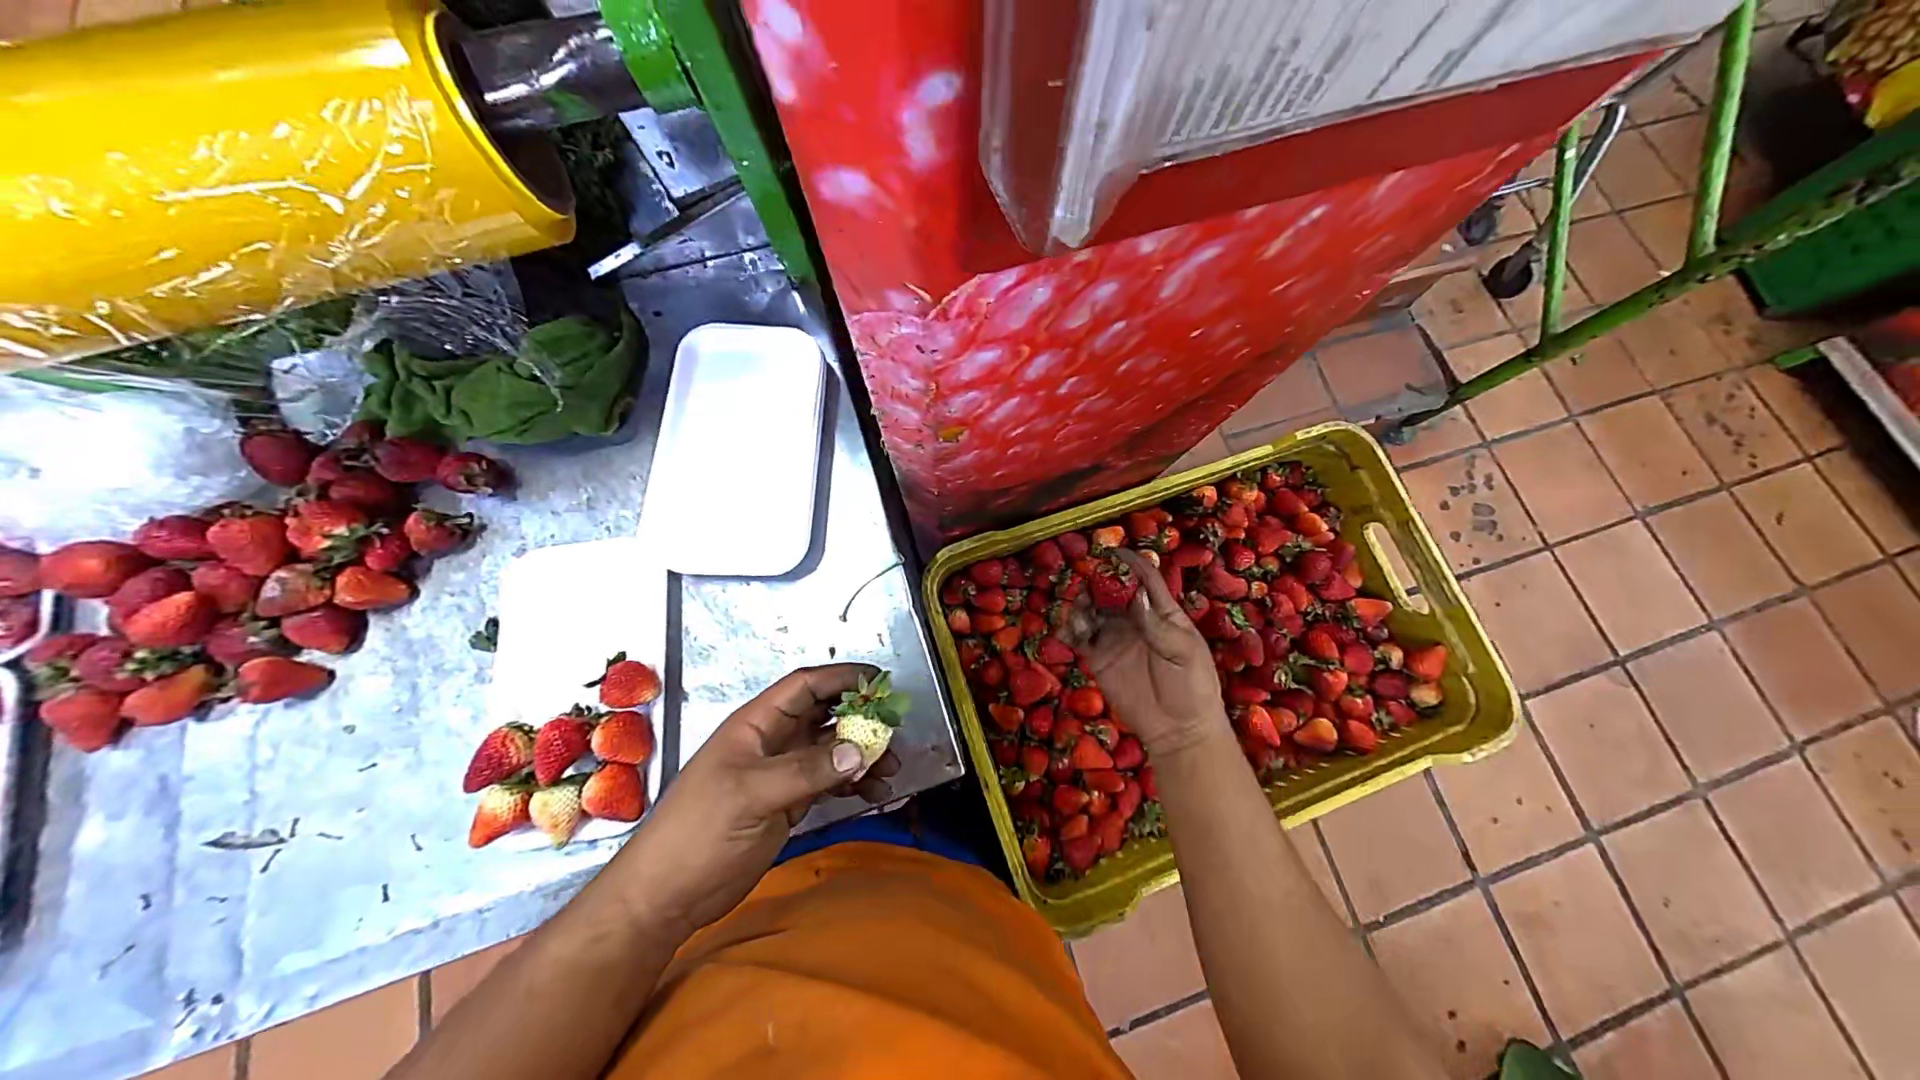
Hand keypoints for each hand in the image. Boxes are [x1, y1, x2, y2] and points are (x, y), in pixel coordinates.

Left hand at [606, 664, 898, 937]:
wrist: (666, 895)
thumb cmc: (697, 833)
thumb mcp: (751, 795)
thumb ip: (806, 770)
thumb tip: (860, 750)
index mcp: (755, 725)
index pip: (805, 686)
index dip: (842, 678)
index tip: (881, 681)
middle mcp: (772, 742)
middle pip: (824, 715)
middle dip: (860, 717)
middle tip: (894, 730)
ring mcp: (780, 773)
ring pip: (831, 749)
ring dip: (862, 754)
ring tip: (891, 768)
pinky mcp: (787, 802)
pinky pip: (829, 781)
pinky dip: (853, 783)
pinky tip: (873, 792)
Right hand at [1067, 549, 1227, 757]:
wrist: (1179, 730)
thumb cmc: (1192, 687)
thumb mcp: (1183, 652)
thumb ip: (1156, 625)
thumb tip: (1134, 596)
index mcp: (1162, 612)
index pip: (1145, 579)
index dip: (1131, 563)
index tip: (1114, 553)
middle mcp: (1134, 619)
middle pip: (1111, 590)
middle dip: (1097, 583)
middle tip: (1088, 588)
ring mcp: (1114, 637)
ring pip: (1091, 610)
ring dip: (1081, 605)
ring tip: (1080, 617)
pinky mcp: (1098, 658)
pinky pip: (1079, 637)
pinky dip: (1069, 630)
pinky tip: (1068, 632)